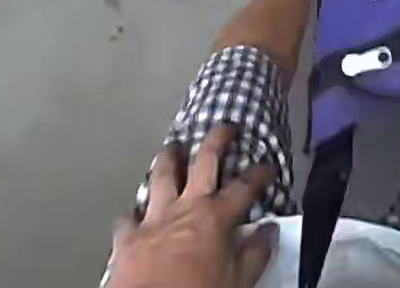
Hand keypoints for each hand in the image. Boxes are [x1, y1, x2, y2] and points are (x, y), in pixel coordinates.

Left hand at [108, 125, 278, 287]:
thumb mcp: (238, 284)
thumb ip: (255, 255)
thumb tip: (271, 230)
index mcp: (216, 217)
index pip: (244, 187)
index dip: (259, 175)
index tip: (267, 167)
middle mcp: (187, 206)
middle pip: (204, 161)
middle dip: (217, 139)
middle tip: (225, 127)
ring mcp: (155, 218)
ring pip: (162, 174)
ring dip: (169, 158)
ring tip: (173, 147)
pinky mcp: (129, 237)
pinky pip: (128, 219)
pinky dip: (132, 217)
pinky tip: (133, 216)